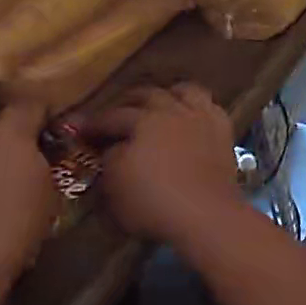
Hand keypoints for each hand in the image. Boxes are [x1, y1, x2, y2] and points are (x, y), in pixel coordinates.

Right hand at [77, 84, 244, 243]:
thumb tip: (114, 146)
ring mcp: (203, 118)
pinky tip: (191, 116)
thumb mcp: (114, 184)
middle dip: (128, 102)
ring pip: (186, 90)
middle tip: (117, 113)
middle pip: (149, 95)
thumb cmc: (153, 202)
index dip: (94, 123)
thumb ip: (110, 158)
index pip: (112, 116)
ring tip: (158, 105)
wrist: (206, 213)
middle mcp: (175, 111)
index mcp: (144, 121)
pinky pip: (211, 106)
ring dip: (169, 94)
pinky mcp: (224, 130)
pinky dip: (198, 106)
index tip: (82, 131)